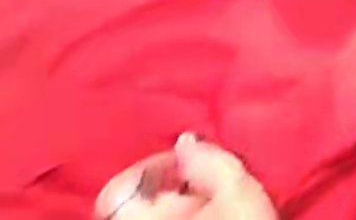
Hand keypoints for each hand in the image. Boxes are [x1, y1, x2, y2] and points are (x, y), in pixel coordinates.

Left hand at [95, 134, 278, 219]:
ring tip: (206, 215)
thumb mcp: (239, 191)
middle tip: (202, 191)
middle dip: (164, 194)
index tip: (188, 167)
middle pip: (127, 212)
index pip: (116, 190)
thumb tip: (185, 142)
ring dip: (166, 216)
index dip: (152, 169)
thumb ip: (210, 160)